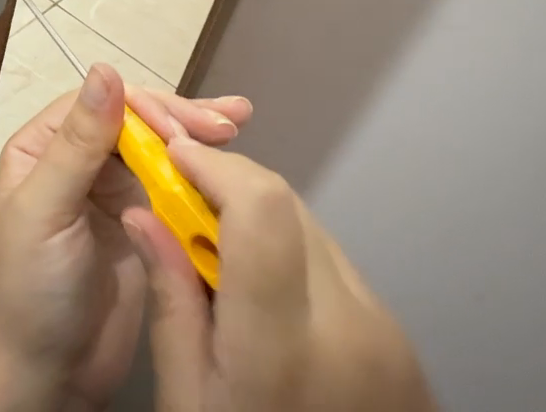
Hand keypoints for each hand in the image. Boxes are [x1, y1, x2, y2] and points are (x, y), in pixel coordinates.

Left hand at [0, 65, 251, 410]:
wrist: (47, 375)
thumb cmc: (32, 290)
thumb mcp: (47, 211)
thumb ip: (77, 144)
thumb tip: (105, 69)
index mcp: (41, 147)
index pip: (100, 105)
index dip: (146, 106)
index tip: (191, 124)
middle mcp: (75, 159)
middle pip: (133, 120)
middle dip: (180, 116)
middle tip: (231, 120)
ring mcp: (110, 191)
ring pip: (156, 147)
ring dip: (195, 133)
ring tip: (241, 118)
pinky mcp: (140, 222)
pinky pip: (170, 184)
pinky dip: (198, 171)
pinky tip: (229, 159)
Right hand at [123, 140, 434, 411]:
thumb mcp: (187, 399)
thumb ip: (171, 299)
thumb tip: (143, 214)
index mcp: (286, 348)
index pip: (261, 210)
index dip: (214, 166)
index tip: (173, 157)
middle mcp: (350, 326)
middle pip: (286, 205)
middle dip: (227, 183)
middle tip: (181, 197)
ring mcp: (387, 331)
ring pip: (312, 227)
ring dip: (260, 214)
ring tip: (218, 249)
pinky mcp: (402, 340)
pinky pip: (336, 264)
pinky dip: (291, 250)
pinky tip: (265, 288)